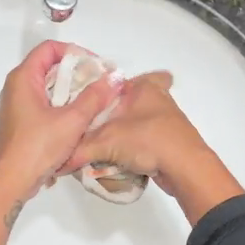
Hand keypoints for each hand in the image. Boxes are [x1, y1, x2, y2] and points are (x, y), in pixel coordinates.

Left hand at [0, 41, 123, 212]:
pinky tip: (80, 121)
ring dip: (72, 92)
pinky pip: (44, 106)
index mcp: (23, 78)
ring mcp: (16, 106)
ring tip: (96, 103)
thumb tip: (114, 78)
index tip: (96, 67)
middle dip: (77, 74)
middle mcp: (16, 87)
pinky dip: (62, 107)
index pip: (49, 48)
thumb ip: (94, 97)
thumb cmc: (37, 147)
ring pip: (48, 88)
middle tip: (101, 85)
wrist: (9, 182)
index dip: (75, 52)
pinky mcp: (20, 123)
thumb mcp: (72, 121)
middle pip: (49, 67)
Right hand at [58, 72, 243, 224]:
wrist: (185, 168)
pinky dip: (133, 147)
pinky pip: (144, 140)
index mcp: (143, 87)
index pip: (121, 77)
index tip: (89, 97)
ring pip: (138, 121)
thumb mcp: (105, 142)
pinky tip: (118, 158)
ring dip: (124, 131)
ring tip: (101, 144)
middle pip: (130, 100)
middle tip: (92, 123)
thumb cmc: (147, 140)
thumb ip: (79, 150)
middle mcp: (157, 98)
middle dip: (114, 112)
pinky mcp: (169, 141)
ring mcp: (166, 121)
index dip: (104, 85)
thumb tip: (58, 162)